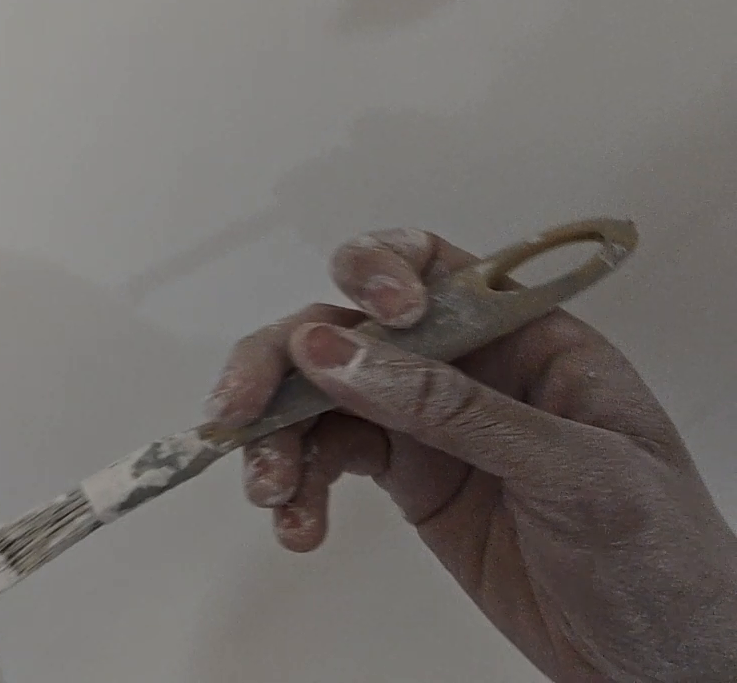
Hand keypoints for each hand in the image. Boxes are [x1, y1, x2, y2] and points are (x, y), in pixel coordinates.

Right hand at [208, 228, 736, 682]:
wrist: (668, 681)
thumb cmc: (669, 571)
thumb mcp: (578, 478)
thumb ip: (450, 409)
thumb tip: (323, 352)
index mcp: (520, 340)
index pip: (429, 264)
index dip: (376, 270)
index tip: (356, 319)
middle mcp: (455, 363)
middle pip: (335, 328)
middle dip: (276, 367)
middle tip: (236, 411)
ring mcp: (415, 414)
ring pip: (310, 391)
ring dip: (273, 437)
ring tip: (268, 492)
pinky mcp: (391, 466)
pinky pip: (318, 453)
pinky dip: (294, 484)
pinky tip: (296, 524)